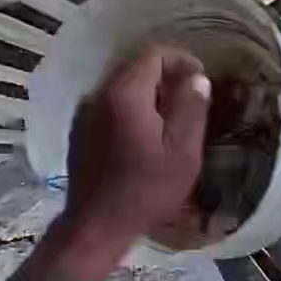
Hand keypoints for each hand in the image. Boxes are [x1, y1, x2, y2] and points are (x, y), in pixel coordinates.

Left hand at [50, 45, 210, 279]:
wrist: (96, 226)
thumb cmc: (146, 190)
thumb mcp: (182, 152)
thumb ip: (192, 108)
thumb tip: (197, 78)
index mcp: (125, 94)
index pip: (154, 54)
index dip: (182, 60)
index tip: (200, 80)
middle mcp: (99, 94)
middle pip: (134, 65)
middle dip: (165, 74)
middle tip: (189, 96)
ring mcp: (85, 112)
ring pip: (121, 84)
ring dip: (148, 90)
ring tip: (170, 116)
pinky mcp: (80, 129)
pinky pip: (109, 103)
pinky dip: (130, 106)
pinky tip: (144, 132)